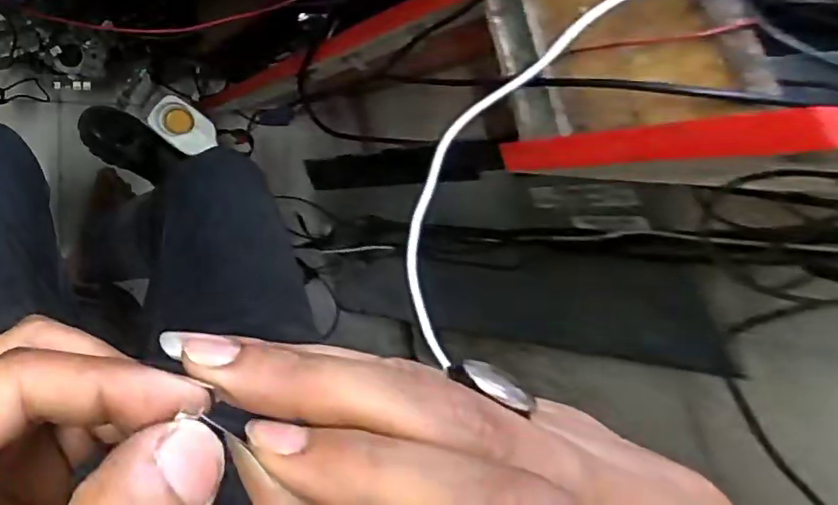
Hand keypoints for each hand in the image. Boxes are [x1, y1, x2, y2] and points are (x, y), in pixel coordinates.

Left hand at [0, 316, 224, 503]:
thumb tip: (193, 443)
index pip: (17, 374)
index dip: (104, 378)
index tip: (185, 399)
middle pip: (34, 358)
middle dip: (114, 380)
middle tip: (187, 412)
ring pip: (58, 379)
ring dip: (121, 401)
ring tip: (179, 429)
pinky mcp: (9, 464)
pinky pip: (67, 421)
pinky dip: (114, 428)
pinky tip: (150, 447)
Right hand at [160, 333, 729, 504]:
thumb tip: (270, 463)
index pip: (464, 483)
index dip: (354, 467)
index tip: (256, 443)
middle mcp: (624, 485)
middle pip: (445, 406)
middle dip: (315, 384)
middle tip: (213, 356)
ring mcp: (617, 456)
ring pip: (449, 382)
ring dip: (333, 368)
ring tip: (245, 352)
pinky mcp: (598, 438)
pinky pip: (473, 390)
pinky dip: (386, 380)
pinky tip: (322, 367)